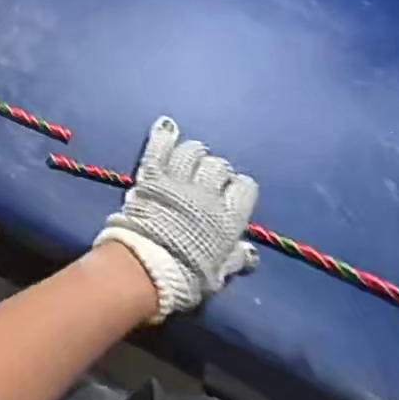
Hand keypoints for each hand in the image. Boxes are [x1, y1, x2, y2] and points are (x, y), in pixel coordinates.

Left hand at [94, 116, 258, 319]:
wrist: (149, 263)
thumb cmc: (187, 274)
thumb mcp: (220, 272)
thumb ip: (236, 258)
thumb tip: (250, 251)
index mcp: (229, 218)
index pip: (244, 188)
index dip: (238, 186)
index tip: (232, 189)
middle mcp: (206, 195)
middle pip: (217, 167)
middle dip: (215, 167)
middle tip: (207, 173)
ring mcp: (177, 182)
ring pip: (191, 154)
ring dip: (192, 152)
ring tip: (191, 153)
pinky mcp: (151, 176)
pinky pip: (158, 150)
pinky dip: (162, 136)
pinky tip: (166, 125)